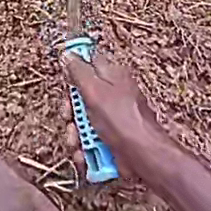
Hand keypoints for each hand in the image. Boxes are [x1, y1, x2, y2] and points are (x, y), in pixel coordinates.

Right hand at [60, 50, 175, 173]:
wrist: (142, 156)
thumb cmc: (124, 121)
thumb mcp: (95, 91)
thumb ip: (79, 71)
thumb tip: (68, 55)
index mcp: (112, 76)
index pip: (88, 63)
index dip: (74, 71)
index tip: (68, 82)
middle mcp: (113, 95)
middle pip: (81, 97)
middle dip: (71, 111)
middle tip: (71, 117)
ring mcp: (112, 118)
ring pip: (83, 121)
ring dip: (76, 134)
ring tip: (79, 142)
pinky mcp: (110, 138)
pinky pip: (90, 140)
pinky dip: (85, 149)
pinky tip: (85, 154)